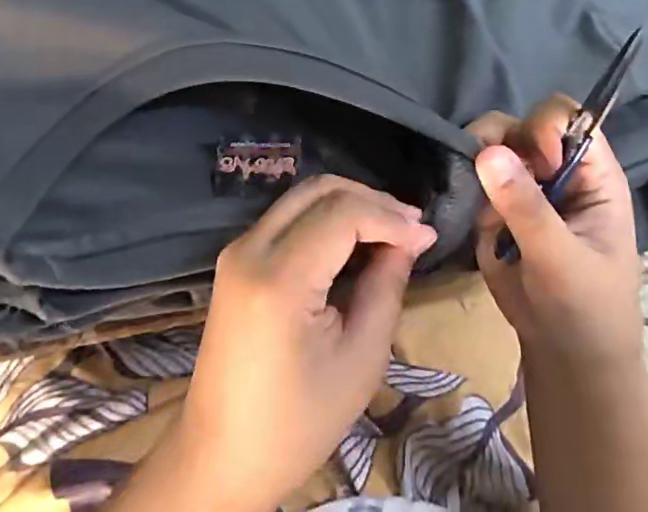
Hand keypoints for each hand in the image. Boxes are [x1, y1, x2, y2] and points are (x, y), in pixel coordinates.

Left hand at [121, 176, 435, 511]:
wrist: (220, 456)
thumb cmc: (296, 422)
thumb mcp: (360, 360)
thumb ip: (386, 288)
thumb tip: (410, 239)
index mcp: (279, 279)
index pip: (342, 213)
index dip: (390, 217)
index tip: (427, 237)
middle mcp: (251, 249)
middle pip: (320, 190)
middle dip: (372, 200)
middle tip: (413, 227)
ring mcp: (237, 250)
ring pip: (303, 197)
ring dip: (350, 204)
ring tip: (393, 229)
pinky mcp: (236, 259)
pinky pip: (288, 216)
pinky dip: (327, 217)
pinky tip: (356, 238)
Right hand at [468, 96, 643, 364]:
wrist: (566, 356)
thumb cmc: (585, 308)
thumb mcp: (561, 259)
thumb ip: (526, 207)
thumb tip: (488, 151)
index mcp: (593, 174)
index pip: (568, 119)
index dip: (545, 130)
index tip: (535, 165)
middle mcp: (558, 169)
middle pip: (523, 124)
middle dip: (499, 138)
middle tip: (481, 169)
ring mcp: (526, 186)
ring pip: (494, 144)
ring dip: (476, 158)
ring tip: (471, 190)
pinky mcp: (497, 205)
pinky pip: (475, 175)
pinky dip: (464, 181)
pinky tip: (465, 203)